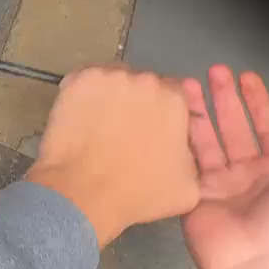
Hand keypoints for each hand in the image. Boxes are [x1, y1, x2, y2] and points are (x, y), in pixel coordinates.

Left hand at [24, 65, 199, 248]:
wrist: (85, 190)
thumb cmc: (139, 191)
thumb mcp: (189, 183)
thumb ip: (191, 152)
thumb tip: (182, 141)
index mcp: (173, 99)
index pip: (175, 93)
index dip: (165, 110)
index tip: (154, 126)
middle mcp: (143, 79)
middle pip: (144, 83)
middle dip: (139, 101)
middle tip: (126, 126)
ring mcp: (107, 76)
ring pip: (115, 79)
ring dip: (113, 94)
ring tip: (101, 121)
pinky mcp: (77, 79)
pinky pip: (86, 79)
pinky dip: (86, 92)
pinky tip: (82, 113)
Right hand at [182, 64, 268, 268]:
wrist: (263, 268)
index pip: (268, 128)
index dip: (258, 102)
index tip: (246, 75)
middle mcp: (250, 174)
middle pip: (234, 128)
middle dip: (225, 98)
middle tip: (212, 69)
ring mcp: (220, 184)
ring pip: (207, 138)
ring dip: (197, 110)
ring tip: (184, 82)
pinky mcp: (194, 194)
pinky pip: (186, 160)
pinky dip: (178, 137)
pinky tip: (168, 114)